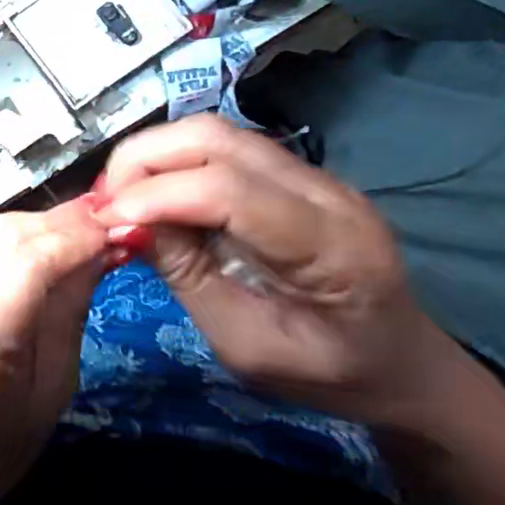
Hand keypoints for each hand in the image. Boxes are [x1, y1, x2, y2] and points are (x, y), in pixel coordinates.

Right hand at [94, 114, 461, 424]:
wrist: (399, 363)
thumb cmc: (329, 373)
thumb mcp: (246, 346)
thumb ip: (187, 277)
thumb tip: (126, 222)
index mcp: (331, 247)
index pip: (229, 189)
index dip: (156, 195)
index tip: (106, 220)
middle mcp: (324, 191)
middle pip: (214, 137)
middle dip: (143, 160)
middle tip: (106, 204)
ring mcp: (310, 173)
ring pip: (211, 131)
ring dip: (153, 155)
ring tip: (122, 198)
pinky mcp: (290, 171)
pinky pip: (218, 146)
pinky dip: (172, 161)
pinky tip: (153, 194)